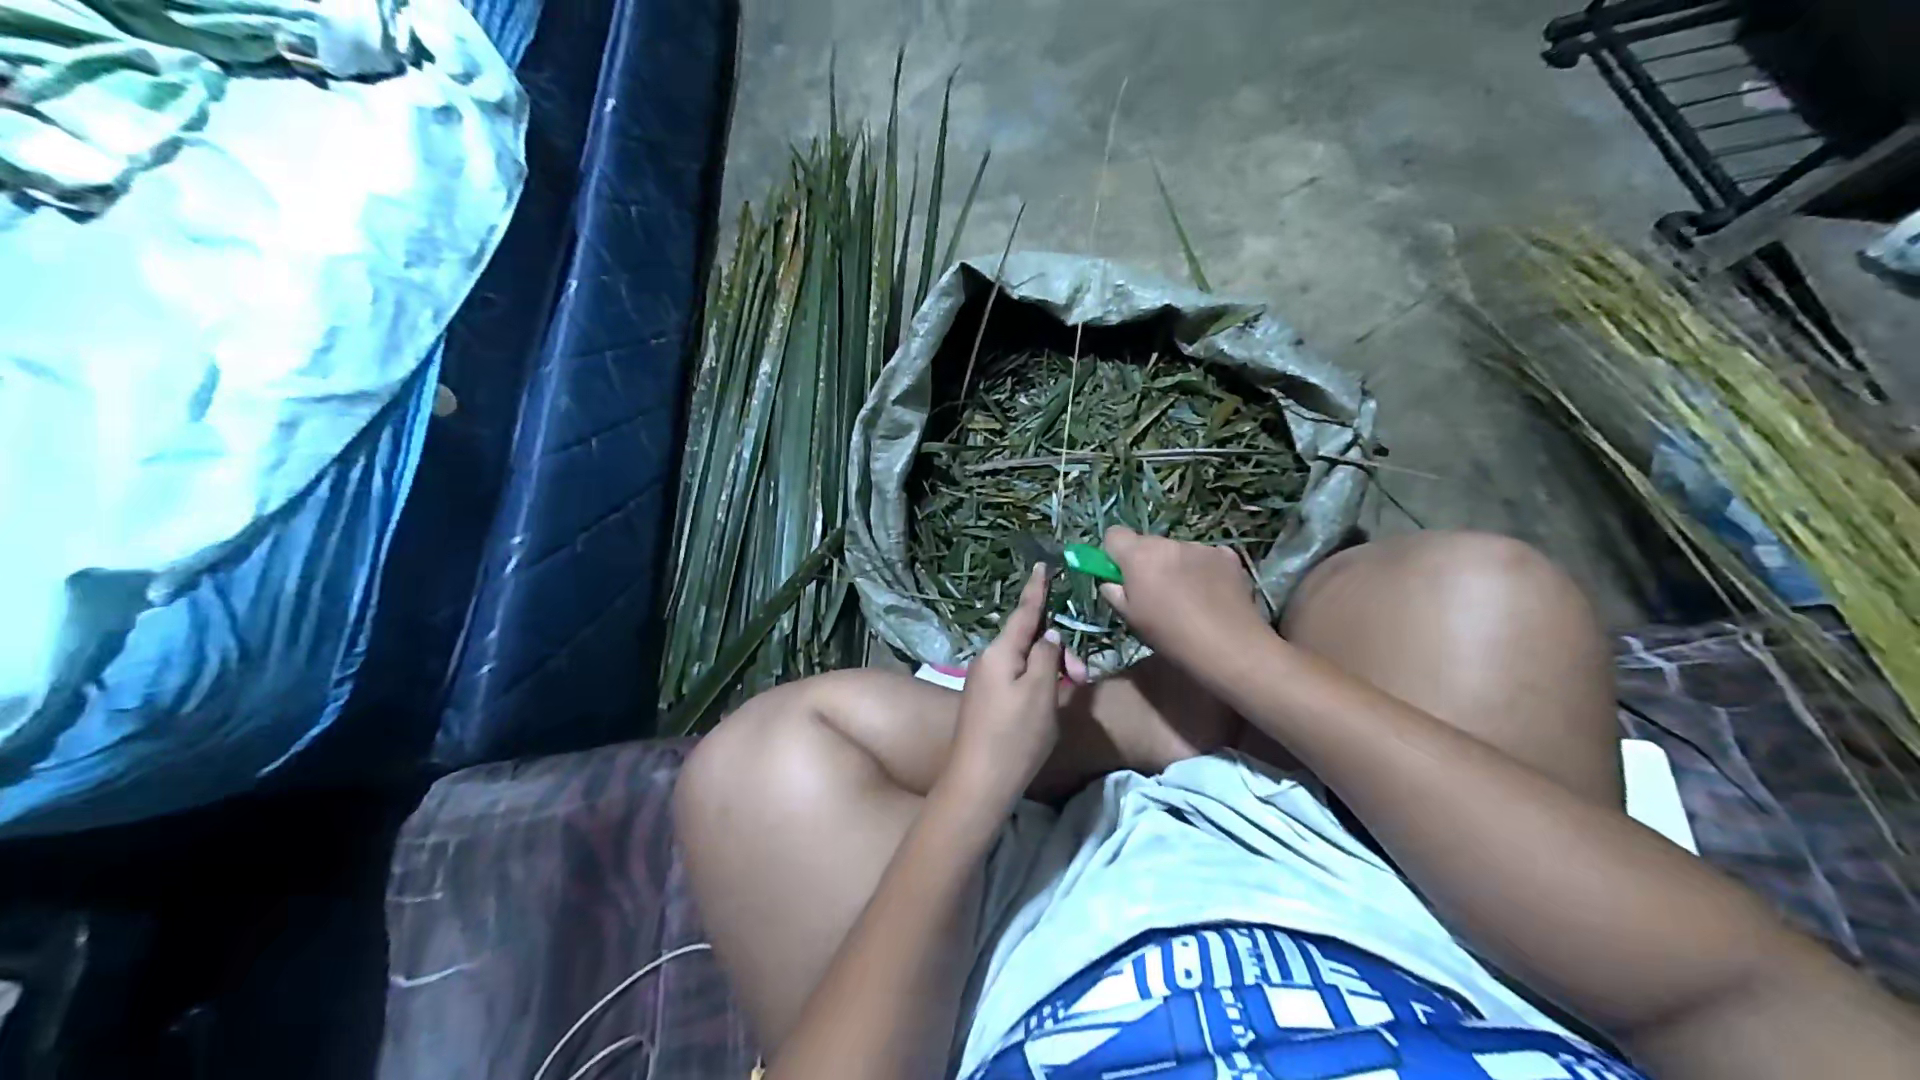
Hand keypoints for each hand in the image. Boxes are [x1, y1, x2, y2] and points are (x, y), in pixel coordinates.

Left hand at [948, 563, 1064, 803]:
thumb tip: (1048, 636)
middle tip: (1082, 678)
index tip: (1042, 566)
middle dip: (1059, 652)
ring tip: (1071, 695)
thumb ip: (1046, 656)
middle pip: (1029, 641)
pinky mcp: (987, 703)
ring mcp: (985, 683)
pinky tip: (1051, 704)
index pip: (1024, 612)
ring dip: (1052, 672)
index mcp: (1000, 652)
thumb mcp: (1041, 691)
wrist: (979, 781)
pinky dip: (1039, 686)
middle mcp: (989, 661)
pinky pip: (1018, 681)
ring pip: (1026, 663)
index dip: (1037, 590)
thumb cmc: (1015, 734)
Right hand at [1098, 526, 1273, 677]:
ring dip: (1176, 566)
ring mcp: (1201, 547)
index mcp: (1140, 556)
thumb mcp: (1131, 619)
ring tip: (1188, 598)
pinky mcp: (1228, 556)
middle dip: (1147, 562)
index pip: (1114, 534)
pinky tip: (1211, 594)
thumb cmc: (1171, 636)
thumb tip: (1112, 582)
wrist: (1229, 646)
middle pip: (1148, 543)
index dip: (1114, 553)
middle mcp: (1169, 543)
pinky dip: (1203, 570)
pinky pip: (1206, 557)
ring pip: (1178, 550)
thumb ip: (1115, 593)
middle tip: (1155, 593)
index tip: (1121, 574)